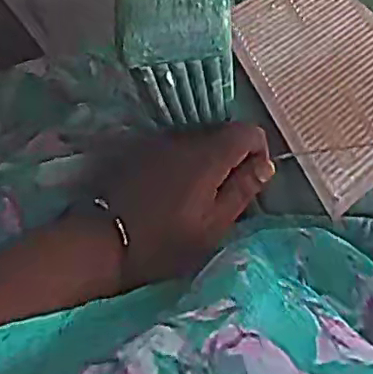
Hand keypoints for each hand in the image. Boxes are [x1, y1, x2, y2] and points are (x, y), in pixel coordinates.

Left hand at [101, 122, 272, 286]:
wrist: (106, 240)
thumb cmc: (165, 241)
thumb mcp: (213, 226)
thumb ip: (243, 190)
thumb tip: (266, 164)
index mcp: (210, 154)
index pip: (249, 131)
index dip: (259, 153)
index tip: (253, 182)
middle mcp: (188, 137)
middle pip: (226, 133)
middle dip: (236, 159)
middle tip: (228, 196)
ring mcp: (166, 140)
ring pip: (203, 139)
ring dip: (212, 161)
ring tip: (202, 198)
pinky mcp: (149, 148)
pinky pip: (181, 146)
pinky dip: (190, 162)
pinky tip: (179, 192)